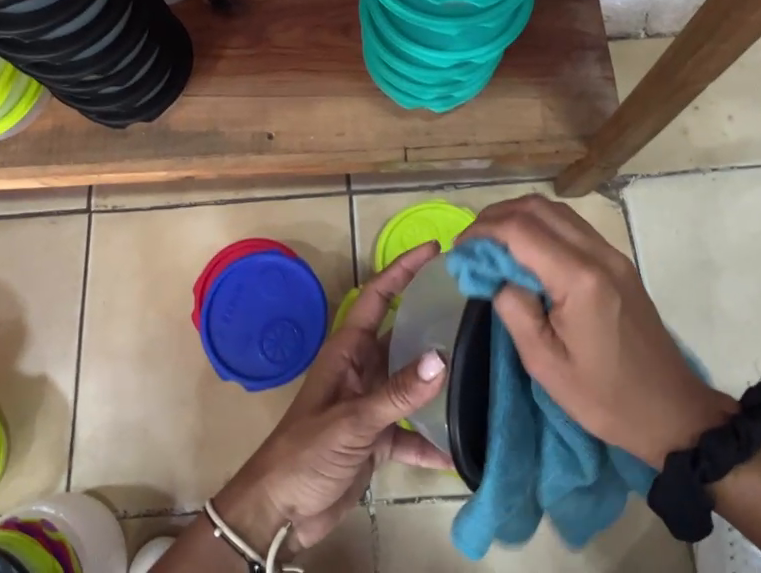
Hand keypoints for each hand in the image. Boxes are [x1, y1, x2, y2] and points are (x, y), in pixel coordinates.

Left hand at [213, 243, 453, 551]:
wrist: (280, 510)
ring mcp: (369, 405)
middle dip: (432, 320)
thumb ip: (396, 393)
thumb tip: (441, 358)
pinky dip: (432, 441)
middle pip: (402, 336)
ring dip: (438, 381)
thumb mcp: (352, 421)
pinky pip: (411, 433)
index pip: (379, 297)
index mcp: (347, 351)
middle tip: (475, 307)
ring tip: (480, 369)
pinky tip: (460, 451)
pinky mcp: (376, 440)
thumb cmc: (304, 453)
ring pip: (410, 382)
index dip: (403, 270)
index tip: (436, 250)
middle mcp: (361, 370)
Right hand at [462, 195, 736, 467]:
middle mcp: (598, 254)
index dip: (481, 233)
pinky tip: (523, 253)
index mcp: (580, 279)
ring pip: (556, 212)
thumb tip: (492, 275)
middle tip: (469, 245)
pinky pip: (571, 227)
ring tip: (490, 245)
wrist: (671, 412)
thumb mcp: (545, 363)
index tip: (457, 252)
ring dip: (517, 218)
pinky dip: (540, 227)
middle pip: (537, 208)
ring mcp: (612, 255)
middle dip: (495, 218)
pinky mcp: (617, 263)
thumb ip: (513, 308)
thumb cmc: (604, 397)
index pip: (519, 230)